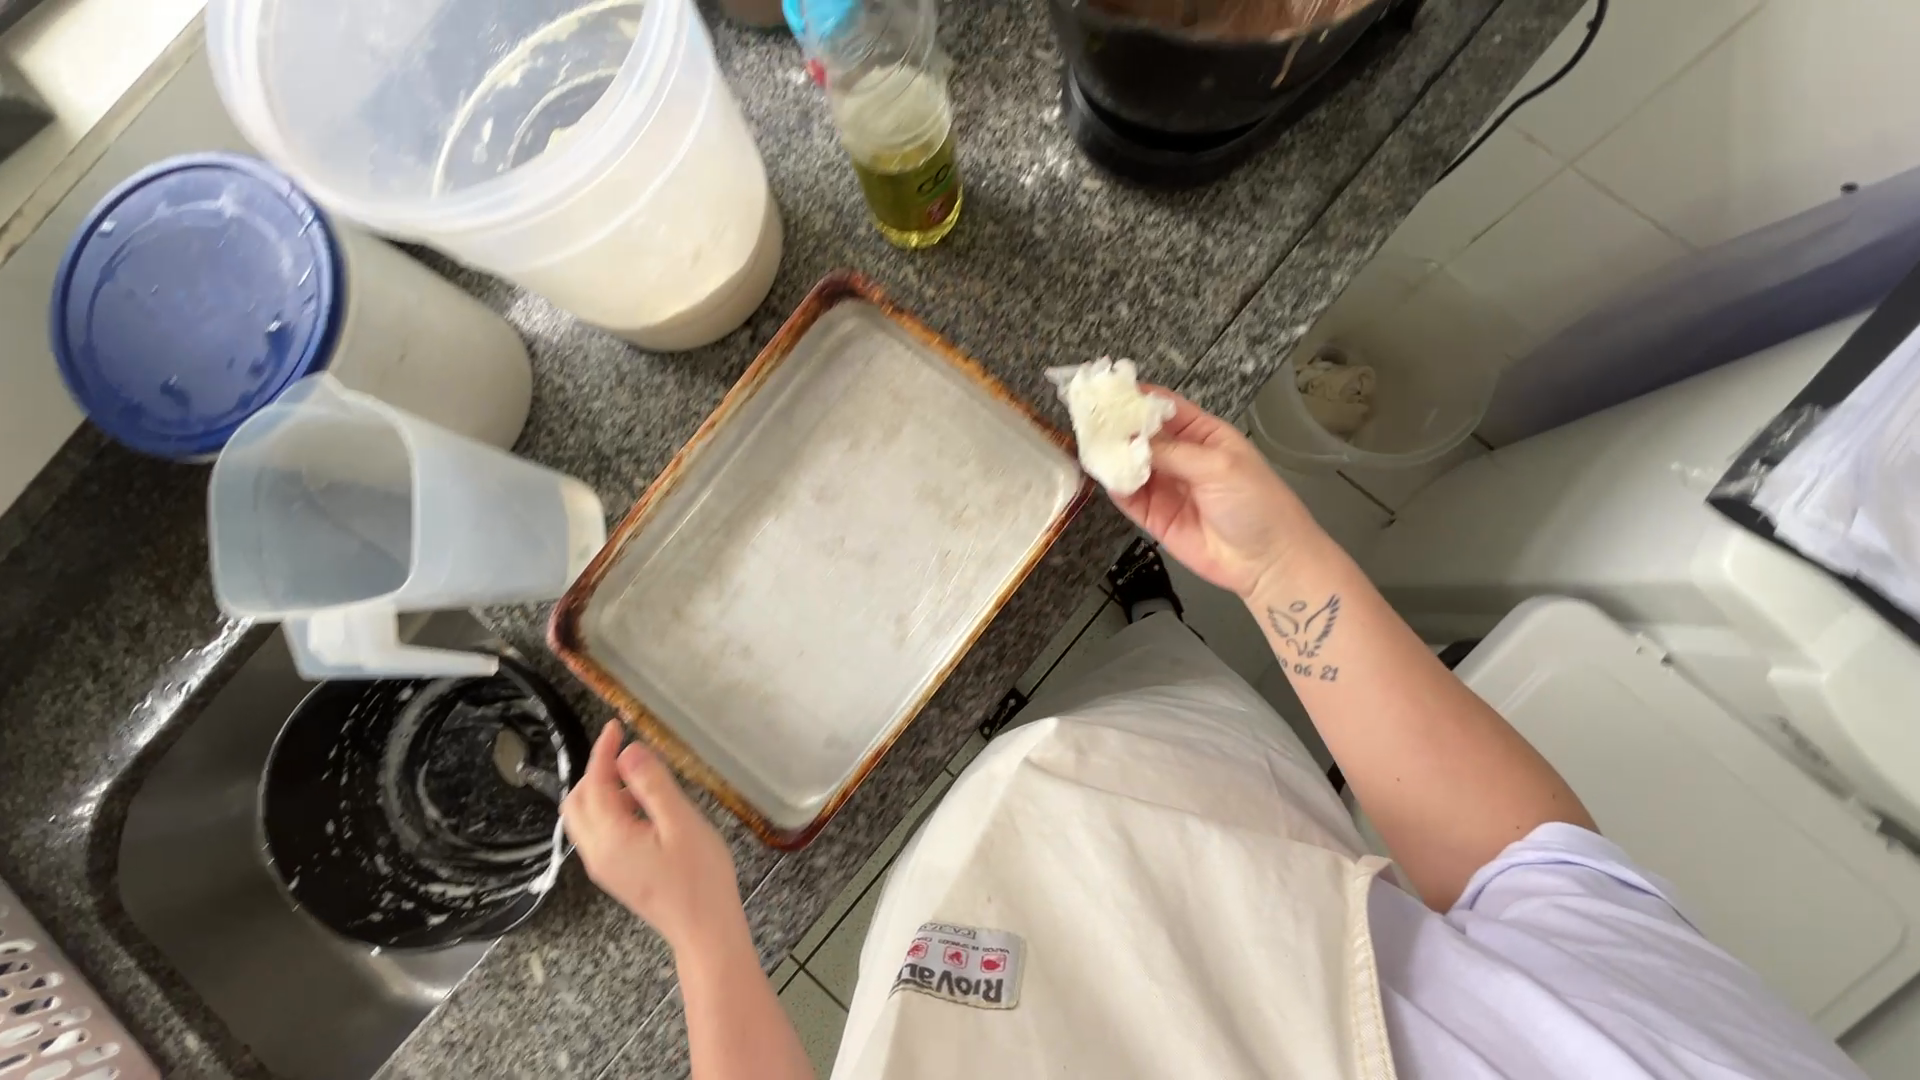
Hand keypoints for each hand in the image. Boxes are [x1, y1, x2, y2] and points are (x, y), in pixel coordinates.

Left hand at [561, 721, 745, 956]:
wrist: (704, 928)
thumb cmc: (699, 874)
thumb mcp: (681, 822)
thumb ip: (653, 784)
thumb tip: (629, 751)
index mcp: (610, 838)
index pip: (594, 784)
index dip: (603, 752)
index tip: (616, 726)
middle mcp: (596, 853)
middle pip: (577, 802)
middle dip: (596, 771)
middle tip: (628, 752)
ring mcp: (604, 866)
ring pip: (585, 819)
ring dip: (603, 790)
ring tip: (642, 778)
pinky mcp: (616, 874)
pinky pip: (599, 833)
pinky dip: (611, 809)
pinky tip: (645, 808)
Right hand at [1111, 389, 1321, 598]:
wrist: (1266, 561)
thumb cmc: (1258, 504)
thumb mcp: (1218, 466)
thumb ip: (1171, 451)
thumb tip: (1129, 438)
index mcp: (1203, 434)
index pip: (1163, 408)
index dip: (1137, 399)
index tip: (1109, 391)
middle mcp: (1180, 456)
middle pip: (1140, 435)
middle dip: (1117, 426)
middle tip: (1091, 418)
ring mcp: (1165, 486)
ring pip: (1129, 464)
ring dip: (1111, 456)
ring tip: (1090, 445)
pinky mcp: (1153, 515)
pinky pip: (1127, 496)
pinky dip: (1114, 486)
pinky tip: (1106, 476)